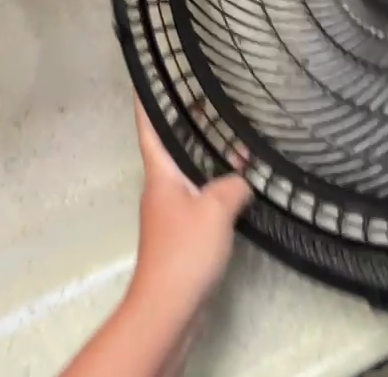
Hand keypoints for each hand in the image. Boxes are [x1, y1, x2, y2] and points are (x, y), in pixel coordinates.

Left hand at [126, 100, 252, 321]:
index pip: (149, 129)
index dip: (147, 103)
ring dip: (207, 157)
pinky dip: (216, 186)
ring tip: (233, 139)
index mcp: (160, 173)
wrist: (168, 306)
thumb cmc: (184, 249)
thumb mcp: (216, 208)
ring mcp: (170, 212)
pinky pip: (199, 198)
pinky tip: (238, 187)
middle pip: (171, 147)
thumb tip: (242, 180)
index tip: (145, 80)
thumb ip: (233, 185)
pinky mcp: (182, 234)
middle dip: (186, 125)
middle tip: (206, 100)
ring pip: (188, 173)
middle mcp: (161, 188)